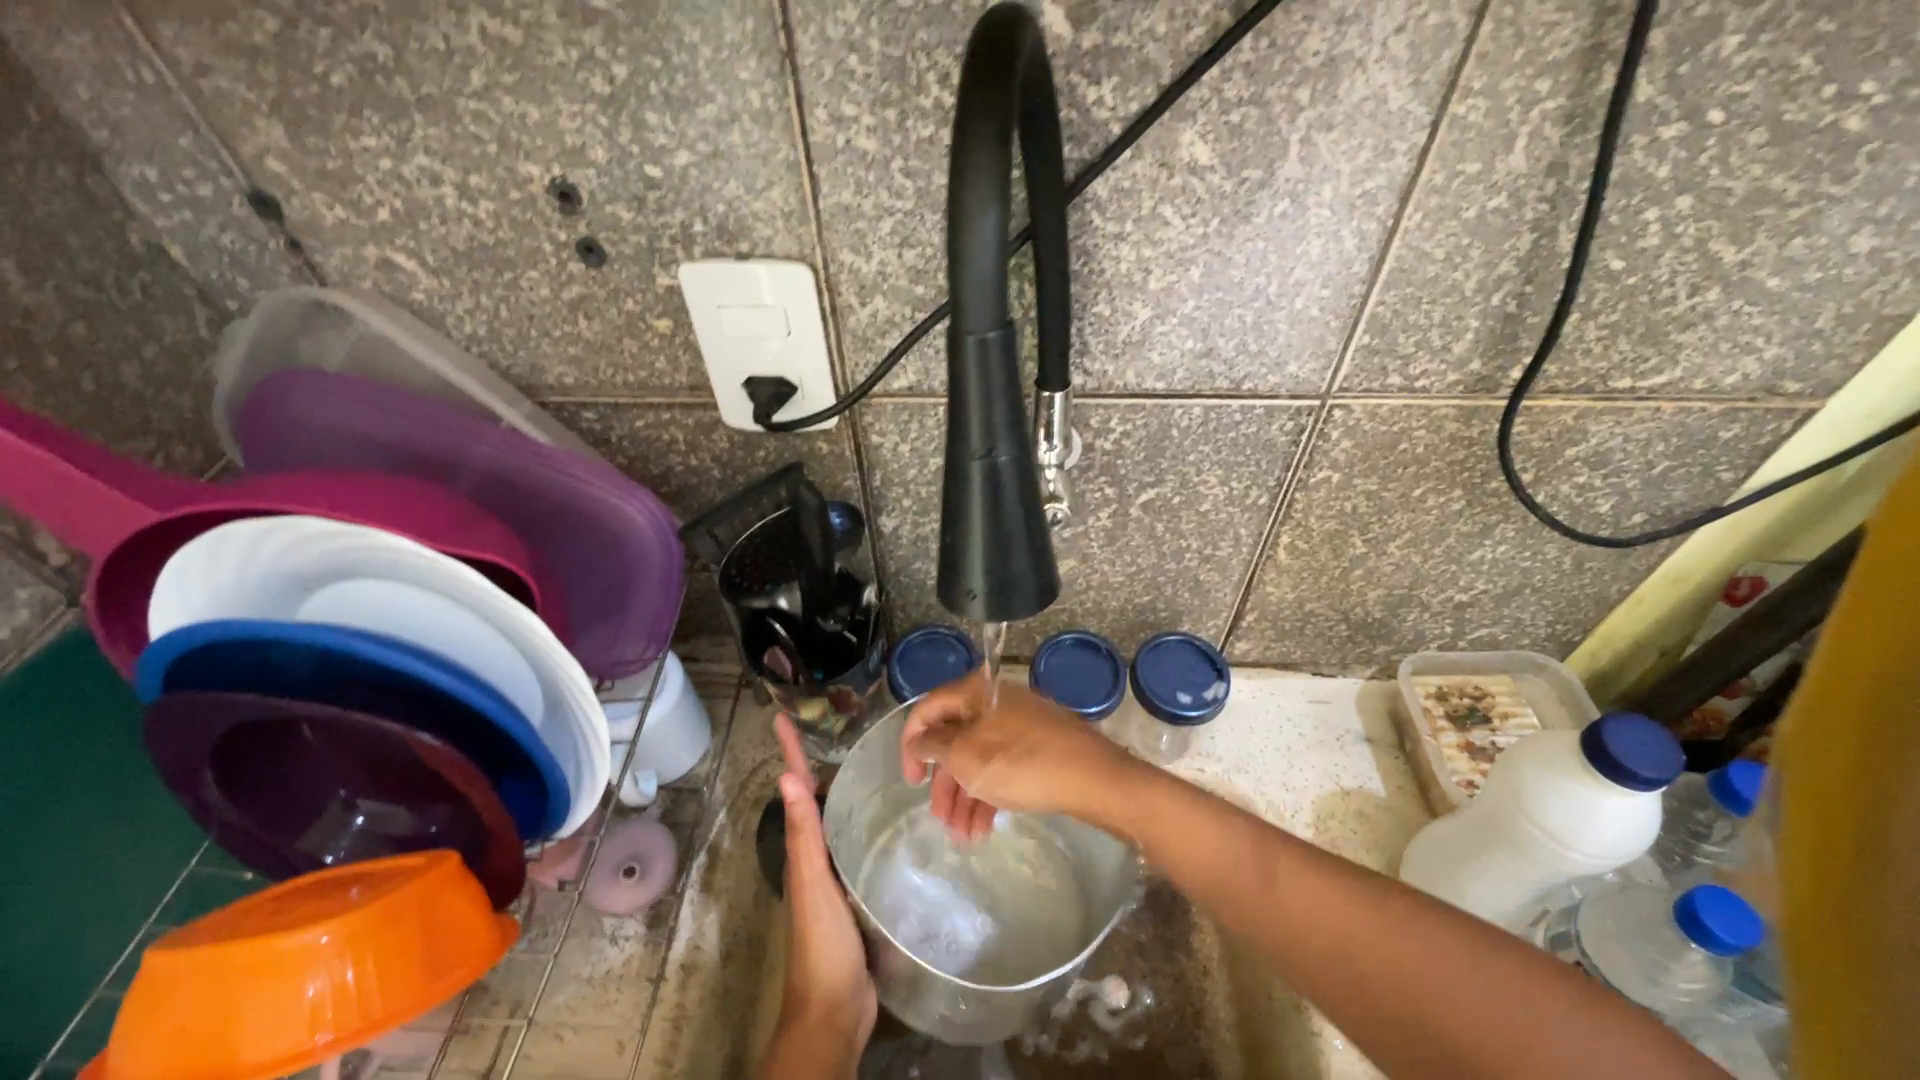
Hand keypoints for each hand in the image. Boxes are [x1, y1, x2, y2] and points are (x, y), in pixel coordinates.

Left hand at [770, 714, 875, 1058]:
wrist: (835, 1009)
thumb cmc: (821, 945)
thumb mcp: (812, 885)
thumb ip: (803, 836)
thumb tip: (784, 777)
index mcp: (803, 851)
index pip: (796, 790)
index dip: (791, 753)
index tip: (783, 716)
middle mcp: (817, 858)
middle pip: (819, 802)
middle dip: (824, 765)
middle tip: (851, 732)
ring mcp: (839, 878)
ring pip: (843, 824)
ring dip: (852, 795)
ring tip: (882, 767)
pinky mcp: (862, 896)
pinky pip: (865, 850)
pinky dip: (874, 829)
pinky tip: (901, 826)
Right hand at [900, 672, 1134, 840]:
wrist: (1093, 777)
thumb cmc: (1019, 763)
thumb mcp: (964, 755)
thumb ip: (933, 745)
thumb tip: (919, 739)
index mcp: (975, 691)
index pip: (927, 710)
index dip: (910, 745)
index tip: (911, 782)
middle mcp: (996, 701)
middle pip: (954, 740)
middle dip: (944, 784)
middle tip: (939, 819)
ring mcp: (1021, 723)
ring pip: (979, 758)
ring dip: (965, 797)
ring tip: (963, 837)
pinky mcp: (1039, 746)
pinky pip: (1003, 767)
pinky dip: (989, 794)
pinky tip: (984, 828)